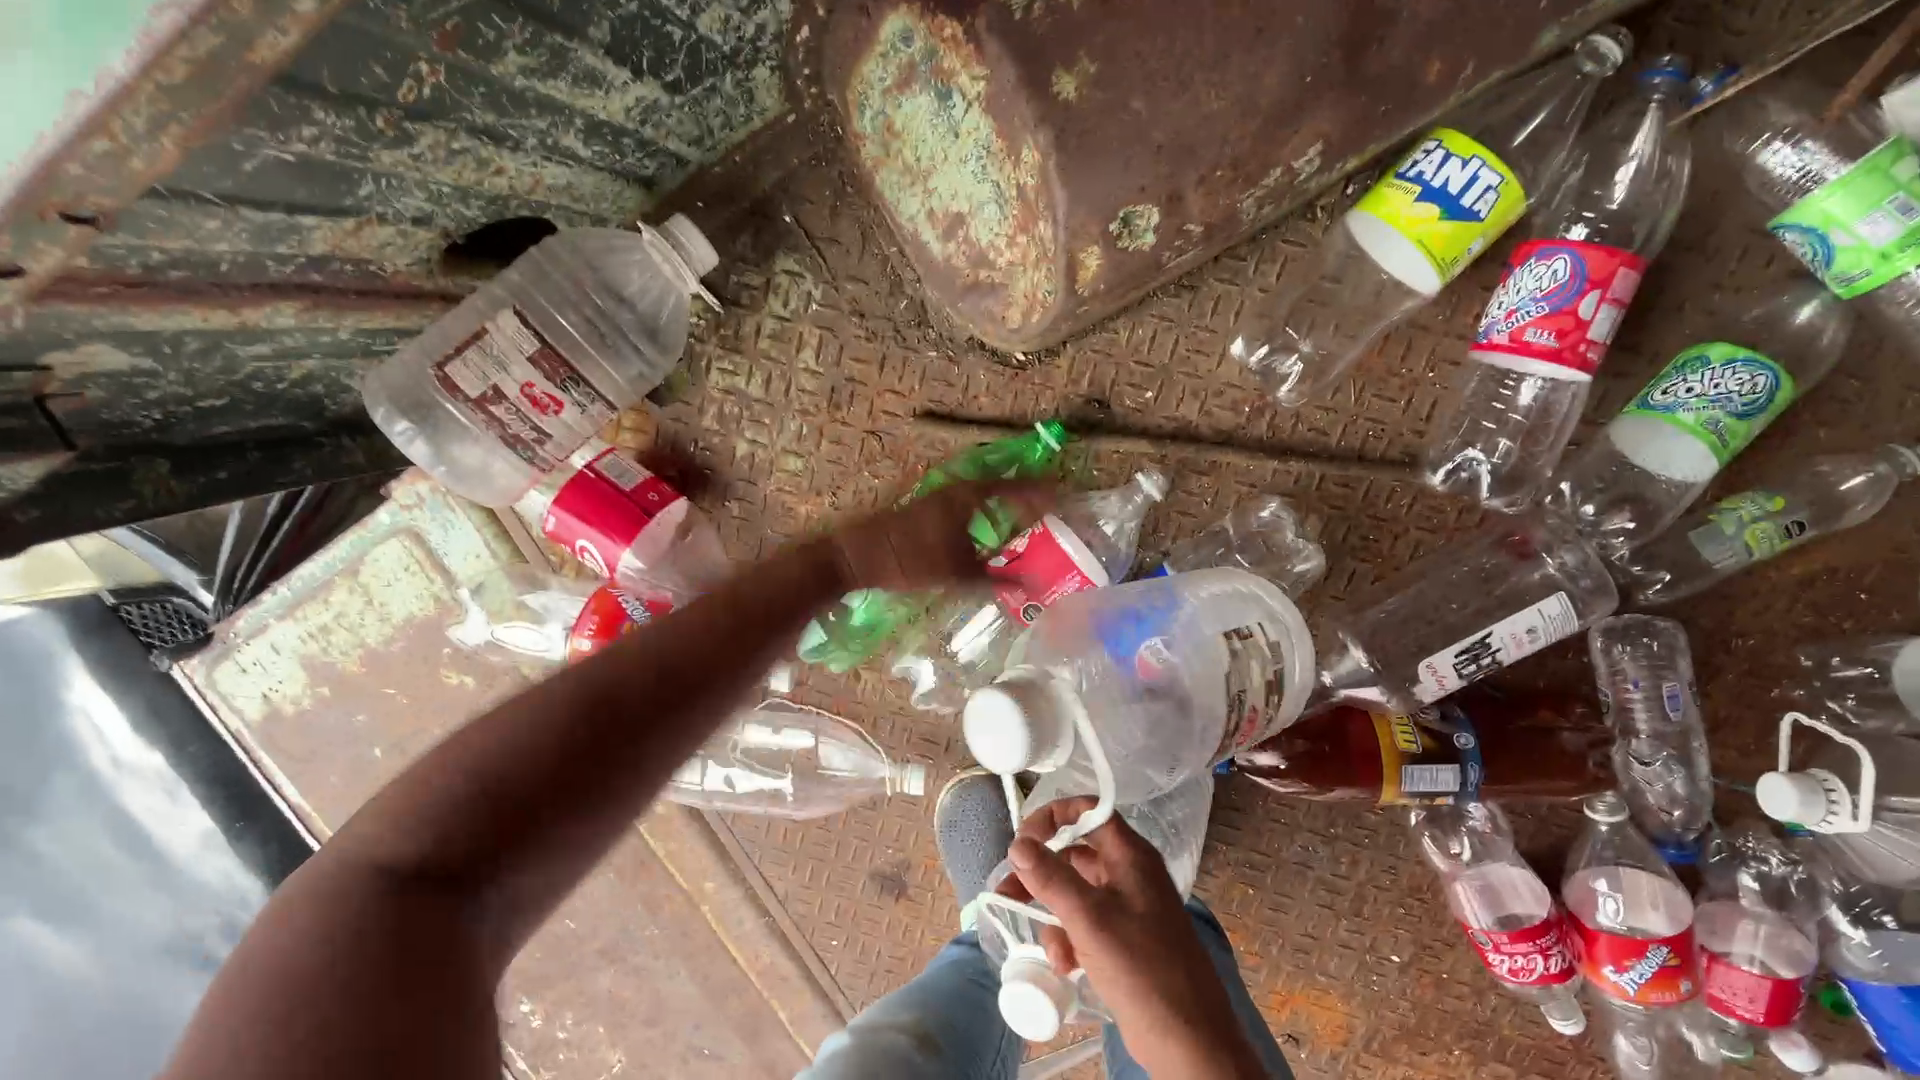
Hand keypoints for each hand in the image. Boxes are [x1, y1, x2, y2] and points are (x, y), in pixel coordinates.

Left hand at [828, 479, 1050, 591]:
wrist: (856, 556)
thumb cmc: (908, 560)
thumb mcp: (957, 575)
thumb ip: (996, 581)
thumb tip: (1032, 588)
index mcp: (968, 495)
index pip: (1015, 488)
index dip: (1040, 493)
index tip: (1064, 497)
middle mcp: (957, 489)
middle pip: (1001, 487)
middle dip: (1026, 498)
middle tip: (1051, 510)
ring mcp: (940, 497)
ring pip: (983, 496)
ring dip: (1005, 506)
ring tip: (1028, 522)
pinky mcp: (928, 509)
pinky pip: (969, 505)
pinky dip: (986, 514)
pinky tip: (990, 535)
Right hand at [1003, 798, 1264, 1078]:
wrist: (1187, 1037)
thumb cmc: (1142, 967)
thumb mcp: (1089, 918)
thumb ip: (1051, 878)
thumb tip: (1018, 844)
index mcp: (1130, 856)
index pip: (1088, 811)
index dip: (1053, 817)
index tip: (1024, 840)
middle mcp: (1129, 874)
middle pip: (1074, 854)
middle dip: (1040, 872)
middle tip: (1006, 890)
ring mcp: (1127, 909)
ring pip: (1075, 894)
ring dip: (1052, 913)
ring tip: (1038, 939)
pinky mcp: (1123, 941)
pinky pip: (1084, 925)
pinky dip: (1068, 939)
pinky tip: (1064, 964)